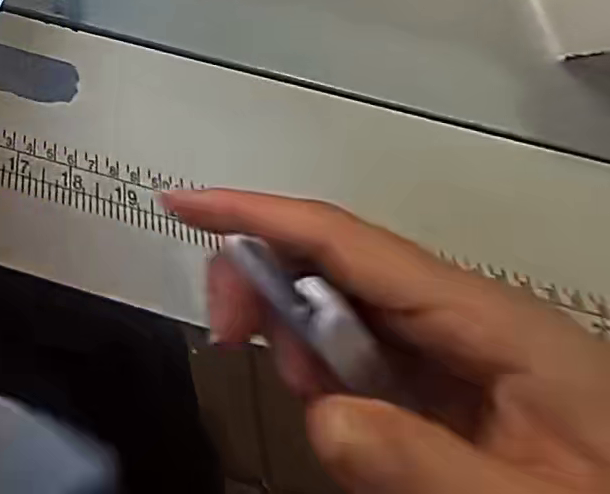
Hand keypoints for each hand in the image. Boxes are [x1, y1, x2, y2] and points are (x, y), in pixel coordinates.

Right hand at [164, 188, 609, 493]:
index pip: (338, 236)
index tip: (175, 203)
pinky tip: (336, 402)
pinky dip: (322, 363)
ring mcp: (459, 339)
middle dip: (260, 290)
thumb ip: (420, 459)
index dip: (249, 212)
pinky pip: (355, 339)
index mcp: (488, 318)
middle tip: (230, 341)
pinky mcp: (452, 369)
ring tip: (309, 397)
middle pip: (320, 260)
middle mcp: (464, 310)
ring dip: (292, 337)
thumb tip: (317, 416)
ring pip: (329, 299)